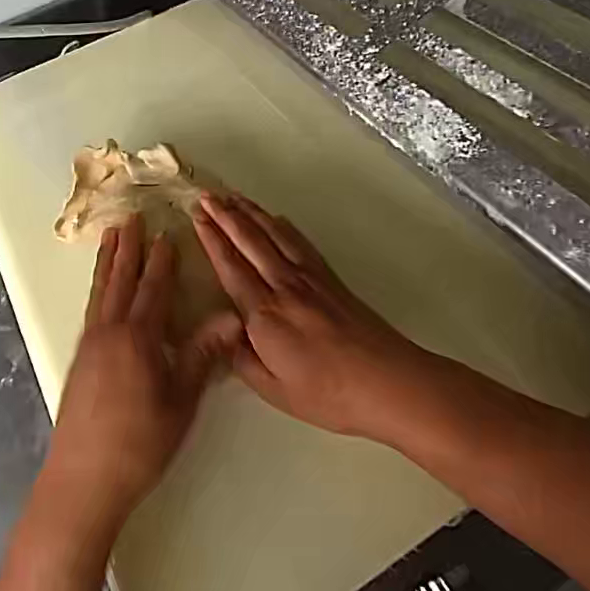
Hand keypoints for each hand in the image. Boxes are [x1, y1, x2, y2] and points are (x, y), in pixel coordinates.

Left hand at [44, 215, 210, 522]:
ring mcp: (88, 344)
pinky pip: (91, 309)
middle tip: (130, 218)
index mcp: (136, 338)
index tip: (166, 233)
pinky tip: (101, 292)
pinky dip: (98, 289)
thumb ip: (201, 356)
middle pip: (119, 281)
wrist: (85, 474)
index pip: (153, 290)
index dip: (162, 261)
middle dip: (127, 249)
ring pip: (100, 292)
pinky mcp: (78, 359)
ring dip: (107, 263)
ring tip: (110, 238)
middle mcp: (107, 332)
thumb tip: (229, 318)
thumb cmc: (140, 443)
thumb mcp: (181, 402)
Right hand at [191, 191, 462, 441]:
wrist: (393, 386)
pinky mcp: (331, 282)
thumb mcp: (272, 388)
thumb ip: (239, 356)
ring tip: (232, 197)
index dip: (211, 239)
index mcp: (263, 314)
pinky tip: (276, 218)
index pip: (230, 267)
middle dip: (225, 216)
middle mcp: (284, 288)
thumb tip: (220, 331)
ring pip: (275, 237)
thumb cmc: (327, 394)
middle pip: (250, 242)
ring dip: (252, 214)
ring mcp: (310, 281)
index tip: (196, 217)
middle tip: (206, 196)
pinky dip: (285, 227)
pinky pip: (302, 245)